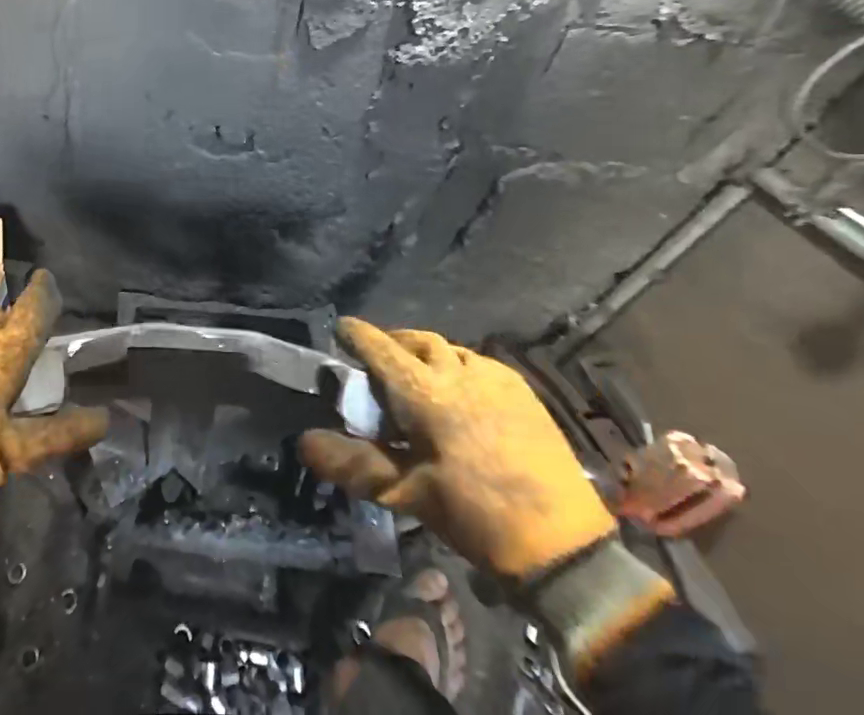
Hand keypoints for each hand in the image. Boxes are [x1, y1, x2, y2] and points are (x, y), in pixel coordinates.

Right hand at [300, 318, 616, 578]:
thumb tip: (306, 439)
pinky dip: (459, 367)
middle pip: (420, 341)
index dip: (360, 337)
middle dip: (395, 341)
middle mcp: (462, 373)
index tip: (342, 327)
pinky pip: (480, 364)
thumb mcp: (406, 494)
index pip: (384, 351)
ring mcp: (497, 378)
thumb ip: (354, 463)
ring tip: (420, 376)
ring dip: (429, 354)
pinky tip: (462, 393)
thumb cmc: (473, 515)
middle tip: (379, 356)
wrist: (557, 537)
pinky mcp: (522, 390)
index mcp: (429, 395)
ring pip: (453, 350)